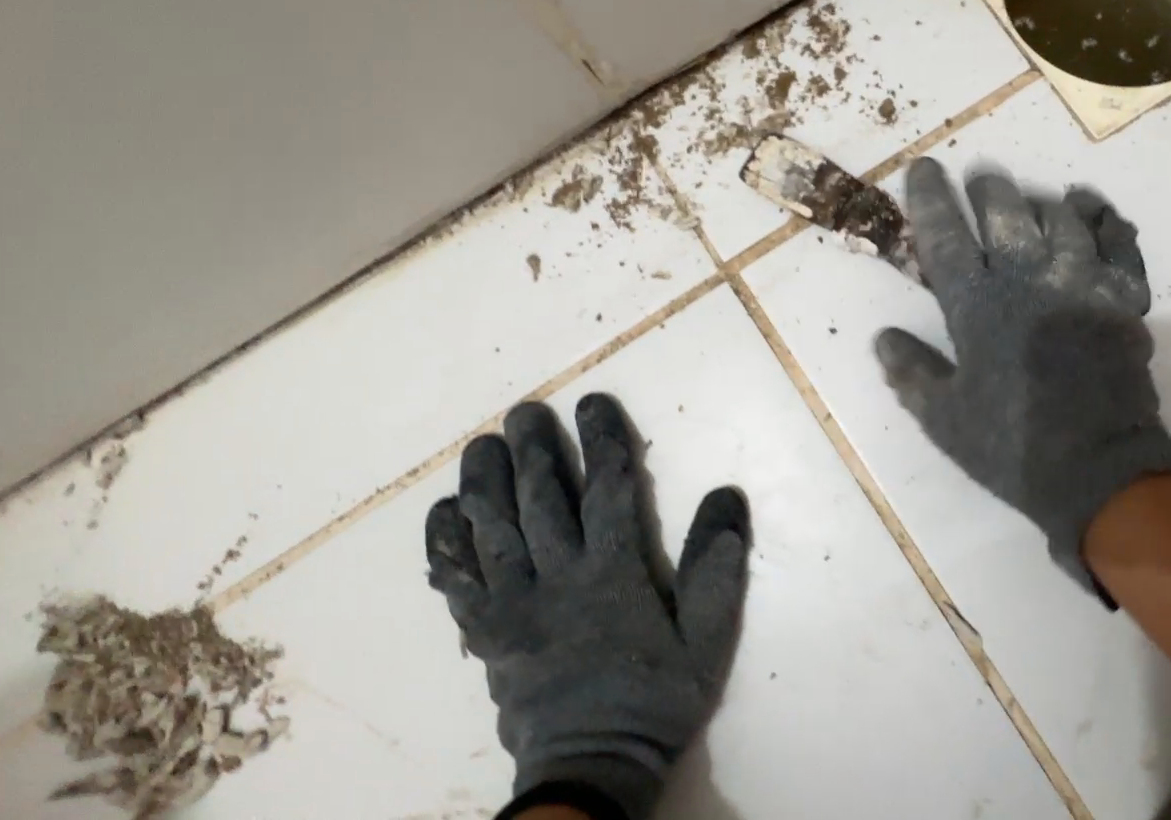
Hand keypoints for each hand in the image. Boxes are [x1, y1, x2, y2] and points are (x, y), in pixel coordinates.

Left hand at [425, 395, 749, 819]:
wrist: (592, 768)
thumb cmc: (656, 699)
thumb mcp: (707, 640)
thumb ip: (717, 569)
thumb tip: (726, 496)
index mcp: (613, 572)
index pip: (608, 489)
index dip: (601, 440)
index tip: (593, 402)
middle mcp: (558, 577)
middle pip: (540, 499)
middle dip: (533, 448)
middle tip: (524, 410)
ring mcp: (514, 605)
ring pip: (492, 530)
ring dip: (485, 482)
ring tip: (482, 445)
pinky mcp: (486, 632)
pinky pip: (457, 581)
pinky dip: (446, 544)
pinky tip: (443, 513)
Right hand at [873, 158, 1170, 595]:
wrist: (1100, 471)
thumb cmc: (1012, 447)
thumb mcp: (945, 420)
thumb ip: (912, 373)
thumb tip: (883, 338)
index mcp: (978, 309)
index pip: (946, 237)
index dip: (930, 198)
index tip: (924, 167)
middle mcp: (1029, 282)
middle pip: (1006, 212)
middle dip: (988, 188)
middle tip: (981, 180)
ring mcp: (1083, 285)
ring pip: (1061, 218)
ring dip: (1041, 202)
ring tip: (1031, 202)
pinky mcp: (1125, 299)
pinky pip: (1119, 242)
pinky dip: (1104, 219)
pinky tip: (1089, 208)